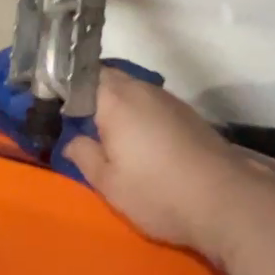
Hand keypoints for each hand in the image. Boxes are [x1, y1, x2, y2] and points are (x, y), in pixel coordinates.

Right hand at [63, 66, 251, 251]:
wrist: (225, 200)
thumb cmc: (157, 191)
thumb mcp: (109, 183)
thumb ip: (84, 156)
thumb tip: (71, 141)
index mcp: (114, 98)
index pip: (80, 75)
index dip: (63, 87)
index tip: (49, 105)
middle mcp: (140, 88)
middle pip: (107, 78)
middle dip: (88, 94)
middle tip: (73, 120)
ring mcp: (167, 99)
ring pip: (130, 90)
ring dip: (114, 104)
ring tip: (104, 133)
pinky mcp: (186, 114)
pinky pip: (150, 103)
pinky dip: (137, 114)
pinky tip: (137, 141)